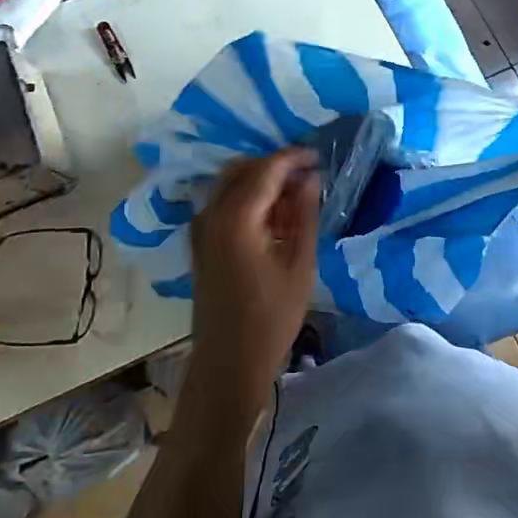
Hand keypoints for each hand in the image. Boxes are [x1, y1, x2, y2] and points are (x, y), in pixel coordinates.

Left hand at [189, 148, 320, 398]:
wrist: (228, 360)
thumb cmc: (271, 318)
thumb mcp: (299, 265)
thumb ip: (304, 216)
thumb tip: (310, 179)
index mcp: (236, 218)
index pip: (265, 170)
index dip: (292, 158)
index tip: (317, 156)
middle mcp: (211, 214)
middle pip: (241, 170)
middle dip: (274, 166)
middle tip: (307, 176)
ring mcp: (200, 228)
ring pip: (229, 184)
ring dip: (260, 181)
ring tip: (294, 197)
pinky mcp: (199, 242)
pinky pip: (222, 203)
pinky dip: (246, 198)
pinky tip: (272, 217)